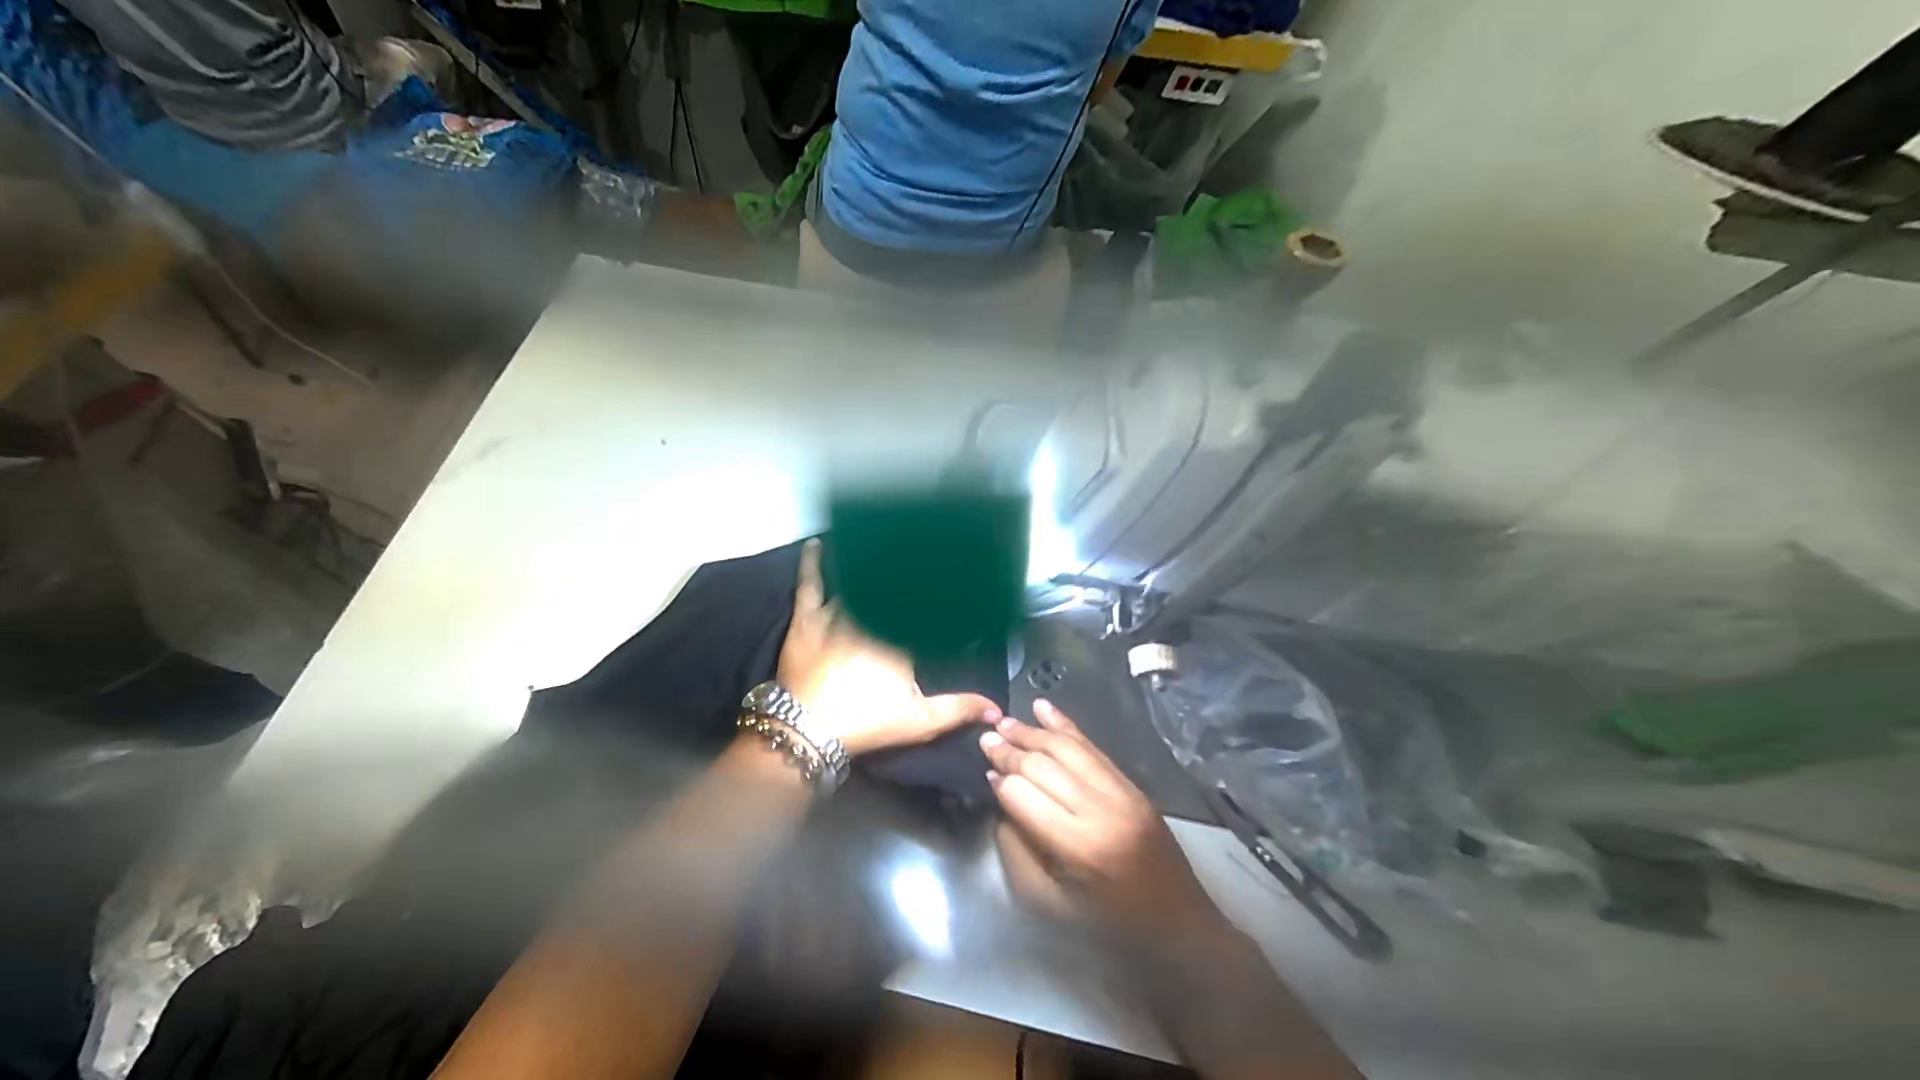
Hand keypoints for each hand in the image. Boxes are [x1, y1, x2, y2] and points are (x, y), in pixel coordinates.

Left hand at [777, 538, 1000, 756]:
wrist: (808, 731)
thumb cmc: (865, 722)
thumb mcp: (919, 720)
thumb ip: (958, 708)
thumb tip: (995, 708)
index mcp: (901, 638)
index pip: (925, 608)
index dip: (938, 594)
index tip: (951, 581)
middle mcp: (869, 616)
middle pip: (891, 588)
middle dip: (906, 574)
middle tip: (917, 558)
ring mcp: (836, 613)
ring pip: (856, 580)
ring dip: (868, 565)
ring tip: (879, 547)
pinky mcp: (808, 617)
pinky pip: (810, 583)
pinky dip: (813, 563)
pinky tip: (818, 546)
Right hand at [982, 700, 1233, 949]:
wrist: (1178, 922)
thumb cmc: (1109, 923)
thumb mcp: (1051, 902)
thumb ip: (1019, 850)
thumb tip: (1003, 800)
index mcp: (1079, 845)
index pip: (1024, 795)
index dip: (1000, 781)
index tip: (982, 770)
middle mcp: (1101, 809)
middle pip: (1044, 766)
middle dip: (1011, 750)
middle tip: (986, 737)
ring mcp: (1122, 791)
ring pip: (1068, 748)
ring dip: (1033, 732)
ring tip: (1005, 722)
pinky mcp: (1132, 785)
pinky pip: (1093, 747)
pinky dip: (1066, 725)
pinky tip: (1044, 708)